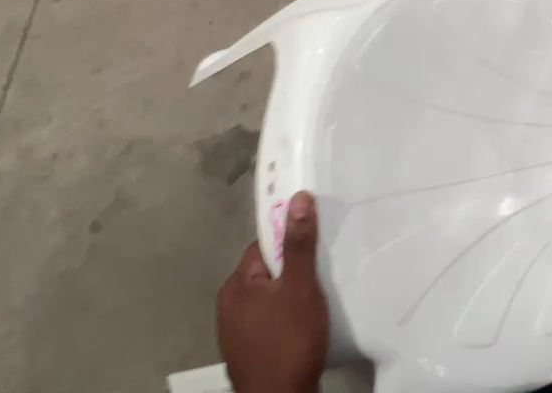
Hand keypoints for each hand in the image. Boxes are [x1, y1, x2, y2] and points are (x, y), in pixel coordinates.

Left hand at [217, 191, 329, 392]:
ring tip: (318, 299)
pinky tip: (306, 326)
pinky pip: (270, 321)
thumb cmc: (290, 342)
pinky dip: (287, 318)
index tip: (316, 245)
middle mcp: (230, 306)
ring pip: (270, 297)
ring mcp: (237, 333)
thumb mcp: (301, 287)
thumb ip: (299, 243)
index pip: (265, 244)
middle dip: (294, 269)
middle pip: (267, 271)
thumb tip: (298, 197)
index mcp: (236, 285)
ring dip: (292, 295)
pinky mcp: (249, 353)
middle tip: (321, 273)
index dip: (290, 241)